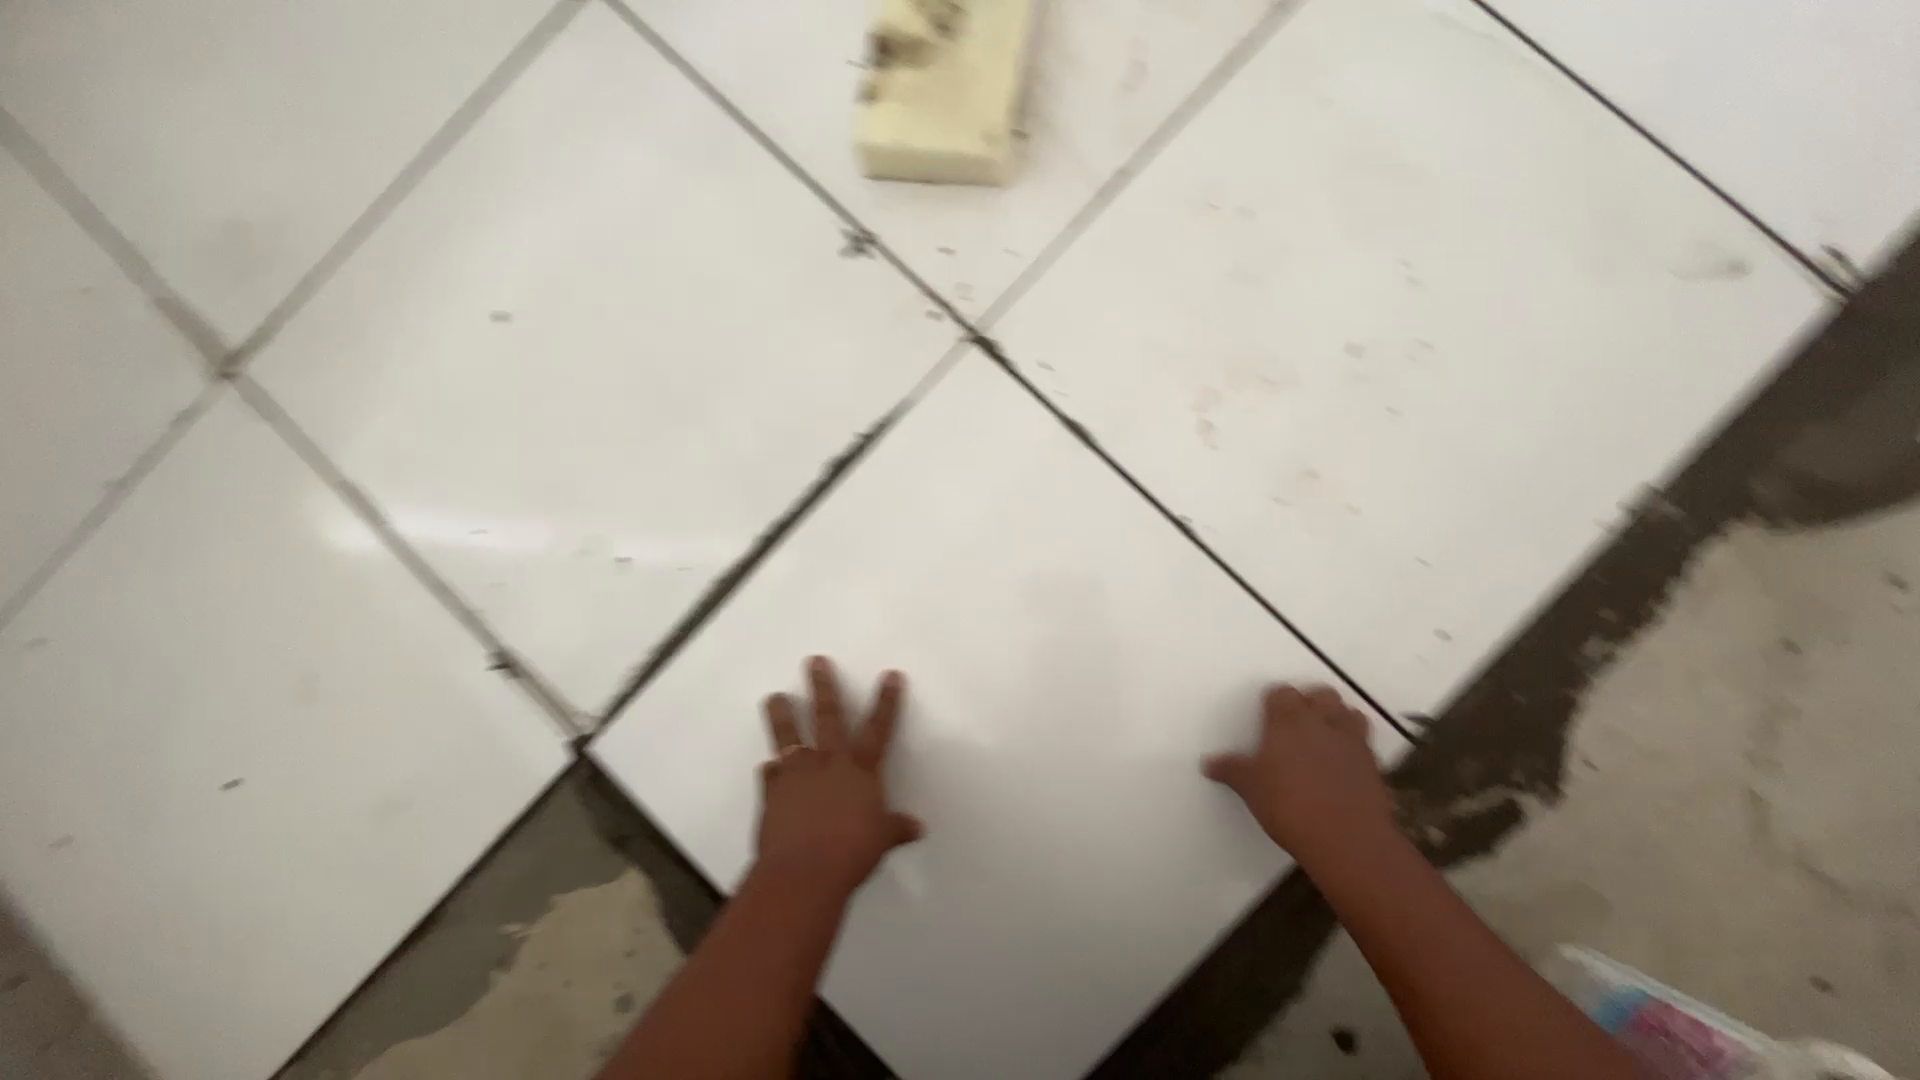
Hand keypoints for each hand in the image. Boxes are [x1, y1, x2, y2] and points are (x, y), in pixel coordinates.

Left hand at [756, 656, 923, 899]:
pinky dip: (770, 771)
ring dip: (782, 715)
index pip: (877, 729)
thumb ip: (895, 829)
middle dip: (824, 688)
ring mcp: (796, 776)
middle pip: (827, 717)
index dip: (886, 702)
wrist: (803, 872)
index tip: (889, 675)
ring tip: (774, 696)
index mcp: (860, 771)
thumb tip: (917, 828)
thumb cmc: (852, 853)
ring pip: (789, 736)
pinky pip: (769, 776)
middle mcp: (828, 764)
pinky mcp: (771, 794)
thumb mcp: (881, 840)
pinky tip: (767, 767)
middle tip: (814, 662)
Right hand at [1203, 684, 1395, 862]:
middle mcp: (1324, 722)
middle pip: (1321, 694)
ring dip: (1338, 718)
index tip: (1265, 717)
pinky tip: (1342, 765)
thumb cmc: (1289, 805)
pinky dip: (1354, 747)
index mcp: (1289, 720)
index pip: (1281, 693)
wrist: (1347, 840)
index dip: (1273, 702)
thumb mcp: (1250, 788)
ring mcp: (1353, 742)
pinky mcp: (1375, 766)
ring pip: (1350, 713)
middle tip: (1295, 723)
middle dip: (1310, 702)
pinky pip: (1364, 744)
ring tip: (1323, 737)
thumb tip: (1208, 763)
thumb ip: (1231, 770)